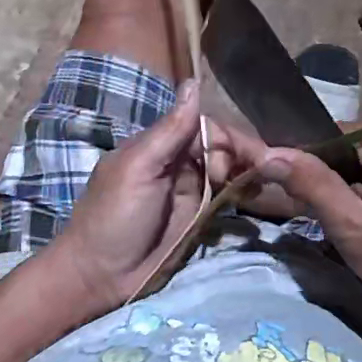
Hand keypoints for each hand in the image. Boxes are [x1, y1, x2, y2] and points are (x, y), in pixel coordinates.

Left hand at [43, 82, 264, 313]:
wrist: (101, 278)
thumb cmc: (113, 218)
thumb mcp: (139, 169)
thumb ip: (170, 130)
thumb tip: (194, 83)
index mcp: (162, 145)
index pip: (208, 127)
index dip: (230, 140)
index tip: (247, 158)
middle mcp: (180, 163)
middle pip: (224, 147)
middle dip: (244, 156)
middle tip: (255, 178)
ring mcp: (192, 189)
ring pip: (231, 168)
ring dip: (248, 172)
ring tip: (260, 187)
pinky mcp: (201, 214)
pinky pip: (229, 194)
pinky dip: (245, 191)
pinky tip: (255, 195)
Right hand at [259, 139, 361, 314]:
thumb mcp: (348, 224)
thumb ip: (311, 184)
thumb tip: (268, 153)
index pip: (343, 135)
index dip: (313, 156)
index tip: (293, 182)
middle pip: (354, 139)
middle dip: (329, 165)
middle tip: (310, 197)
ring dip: (343, 170)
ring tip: (333, 200)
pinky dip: (361, 174)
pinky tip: (353, 197)